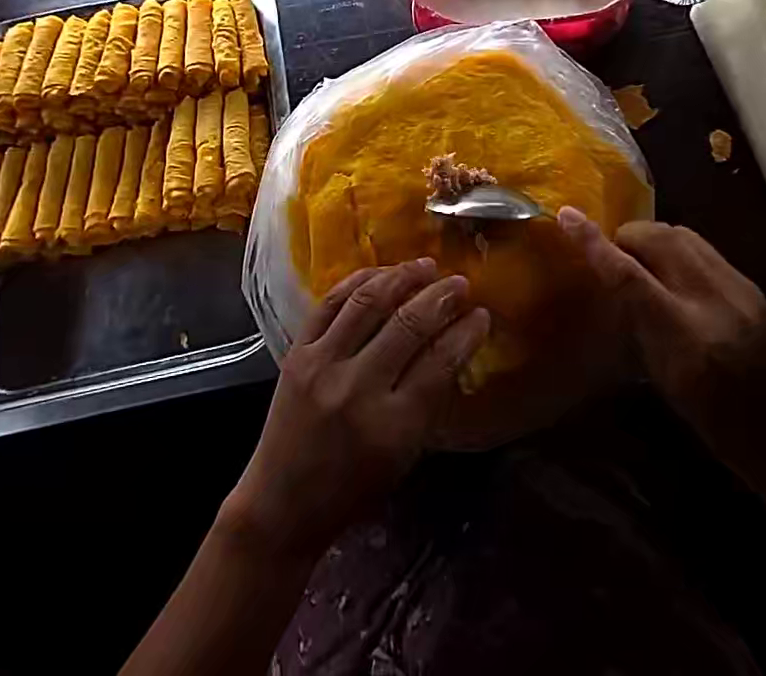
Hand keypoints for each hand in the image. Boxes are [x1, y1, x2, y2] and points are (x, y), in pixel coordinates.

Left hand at [222, 259, 489, 556]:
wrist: (284, 500)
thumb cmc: (353, 489)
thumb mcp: (405, 455)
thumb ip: (428, 402)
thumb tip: (452, 348)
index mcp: (394, 424)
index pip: (440, 362)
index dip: (466, 332)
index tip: (481, 314)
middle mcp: (358, 387)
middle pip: (408, 324)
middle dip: (440, 297)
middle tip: (459, 282)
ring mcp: (322, 364)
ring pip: (367, 303)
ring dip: (399, 277)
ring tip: (423, 265)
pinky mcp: (296, 353)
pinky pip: (328, 304)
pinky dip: (355, 282)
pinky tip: (378, 273)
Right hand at [555, 208, 765, 471]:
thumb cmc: (700, 406)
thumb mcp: (653, 367)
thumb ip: (633, 315)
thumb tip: (607, 272)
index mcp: (681, 332)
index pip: (628, 275)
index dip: (594, 243)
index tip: (567, 217)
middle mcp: (712, 301)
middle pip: (659, 238)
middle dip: (627, 235)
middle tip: (613, 254)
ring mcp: (738, 289)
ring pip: (683, 233)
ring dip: (652, 237)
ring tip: (641, 258)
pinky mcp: (751, 284)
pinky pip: (703, 247)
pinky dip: (676, 248)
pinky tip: (672, 271)